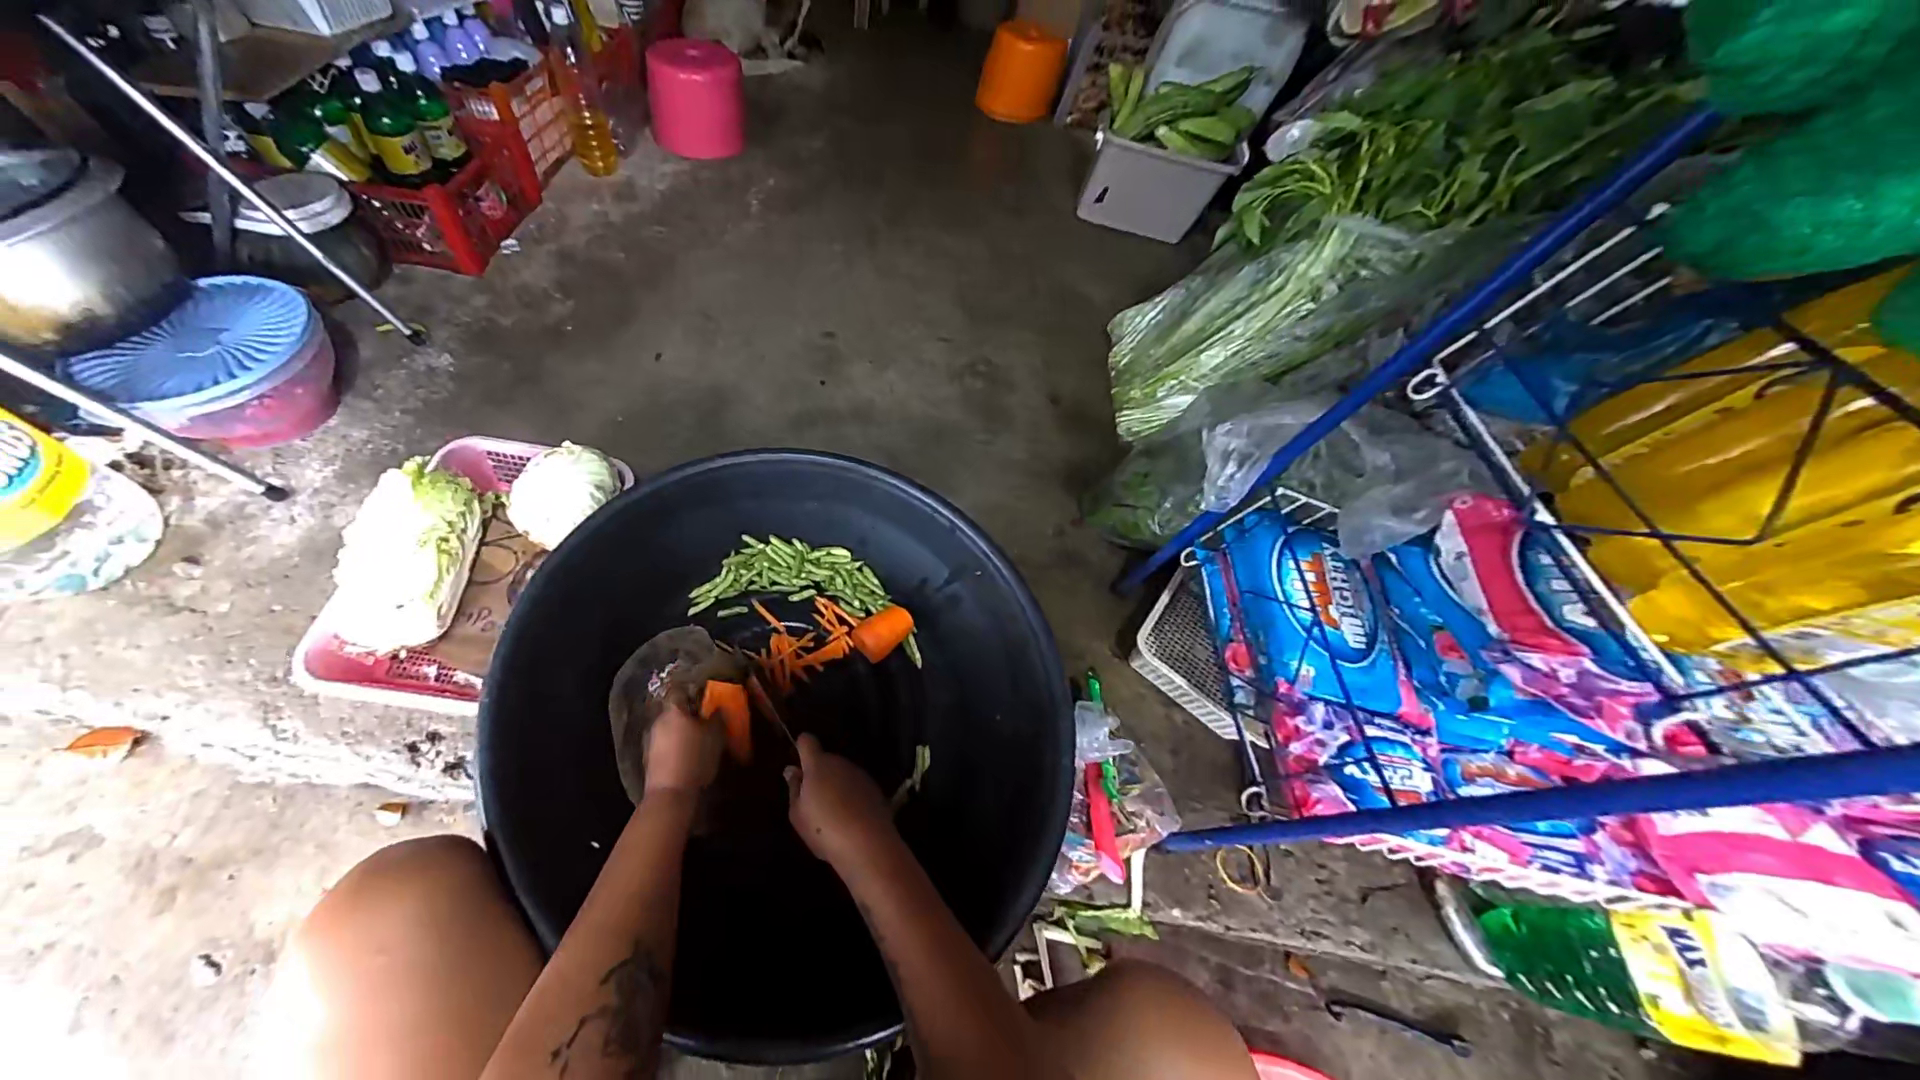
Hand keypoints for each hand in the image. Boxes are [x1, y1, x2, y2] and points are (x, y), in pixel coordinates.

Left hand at [644, 698, 722, 796]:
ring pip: (669, 728)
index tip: (707, 699)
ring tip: (699, 741)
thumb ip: (717, 717)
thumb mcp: (716, 735)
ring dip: (682, 731)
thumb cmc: (696, 758)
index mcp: (673, 711)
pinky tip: (687, 756)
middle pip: (674, 711)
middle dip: (689, 715)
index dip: (694, 693)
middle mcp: (658, 722)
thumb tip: (717, 707)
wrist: (671, 794)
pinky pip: (665, 744)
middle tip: (706, 722)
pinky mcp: (649, 758)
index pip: (680, 691)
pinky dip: (675, 746)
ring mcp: (650, 741)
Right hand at [785, 732, 895, 865]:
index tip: (798, 763)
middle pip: (826, 760)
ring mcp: (860, 774)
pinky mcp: (874, 788)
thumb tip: (793, 770)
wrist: (868, 843)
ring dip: (835, 786)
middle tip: (812, 802)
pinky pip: (856, 786)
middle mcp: (841, 762)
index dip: (801, 748)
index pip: (807, 741)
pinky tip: (849, 819)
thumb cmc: (823, 828)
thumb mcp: (797, 813)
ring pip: (842, 774)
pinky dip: (851, 796)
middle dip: (818, 774)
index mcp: (819, 764)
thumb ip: (794, 788)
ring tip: (832, 815)